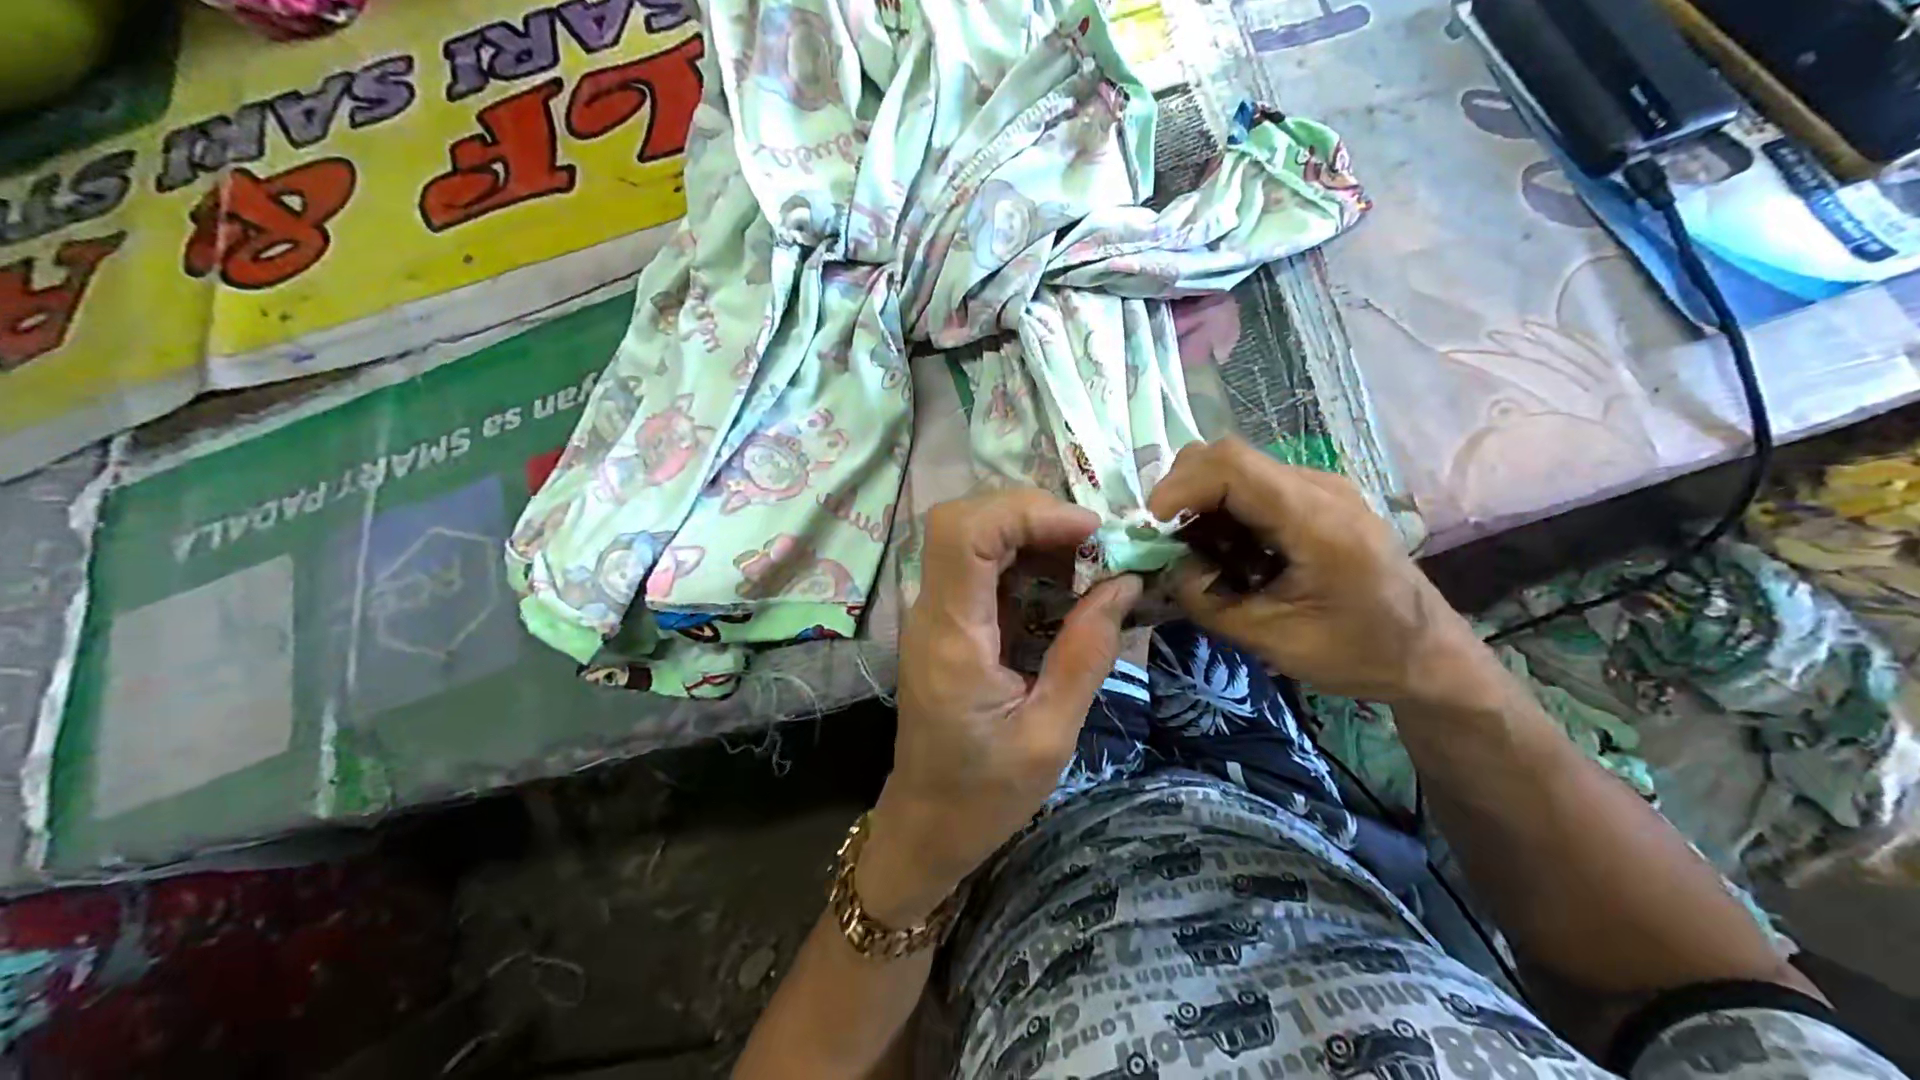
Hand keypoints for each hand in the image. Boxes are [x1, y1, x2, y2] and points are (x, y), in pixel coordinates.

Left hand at [860, 489, 1140, 924]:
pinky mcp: (947, 624)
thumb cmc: (985, 794)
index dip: (1026, 513)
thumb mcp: (1050, 735)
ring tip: (1089, 563)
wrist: (926, 825)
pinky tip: (1064, 586)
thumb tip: (1123, 583)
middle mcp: (932, 613)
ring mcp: (934, 616)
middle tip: (1094, 545)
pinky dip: (1025, 561)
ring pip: (973, 537)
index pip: (965, 534)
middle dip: (1033, 516)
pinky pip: (981, 568)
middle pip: (965, 521)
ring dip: (1033, 536)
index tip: (1090, 532)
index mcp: (952, 638)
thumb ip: (1085, 653)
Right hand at [1146, 438, 1494, 706]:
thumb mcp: (1274, 641)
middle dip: (1181, 491)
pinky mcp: (1317, 500)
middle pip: (1227, 456)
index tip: (1153, 527)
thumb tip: (1170, 569)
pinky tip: (1226, 550)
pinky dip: (1223, 509)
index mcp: (1315, 519)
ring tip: (1194, 551)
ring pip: (1236, 468)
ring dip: (1200, 501)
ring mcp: (1320, 489)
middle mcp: (1318, 488)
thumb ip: (1210, 603)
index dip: (1178, 486)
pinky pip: (1255, 485)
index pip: (1230, 465)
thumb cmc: (1360, 653)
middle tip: (1165, 541)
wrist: (1430, 655)